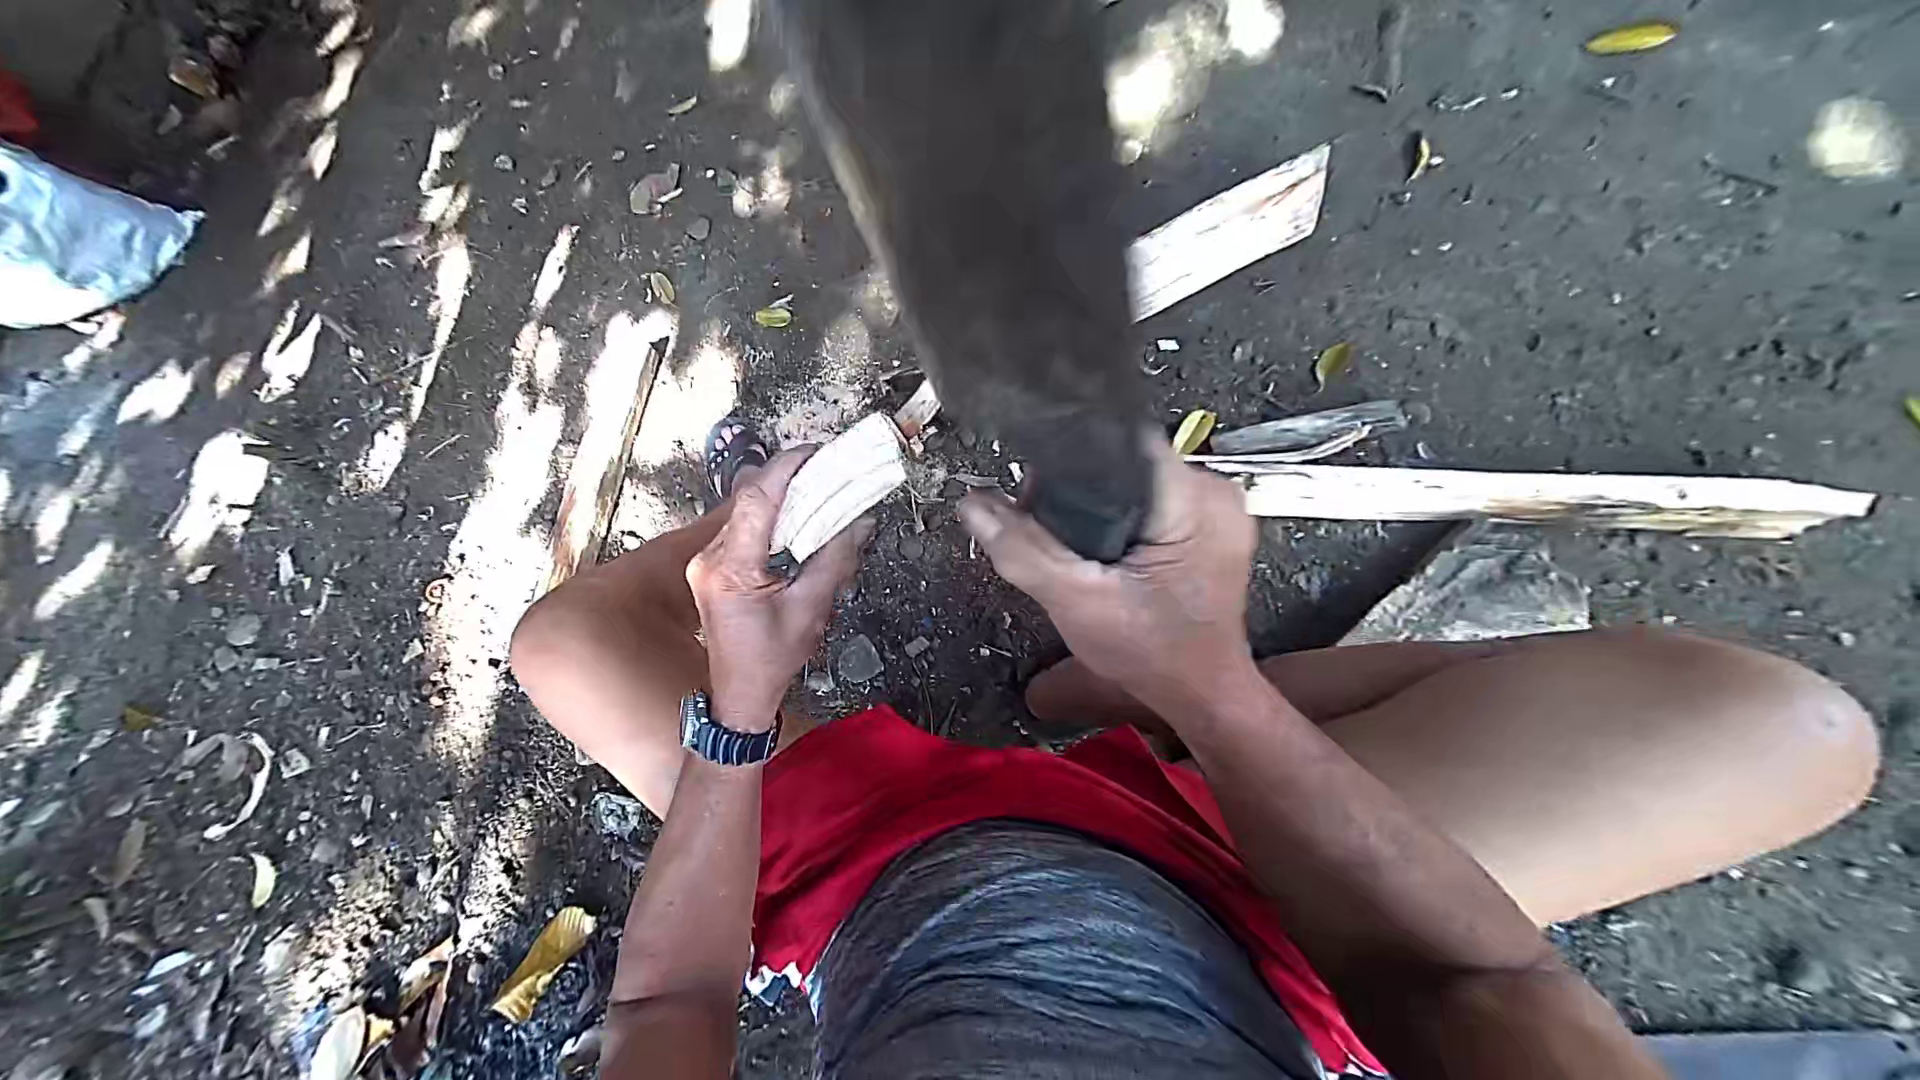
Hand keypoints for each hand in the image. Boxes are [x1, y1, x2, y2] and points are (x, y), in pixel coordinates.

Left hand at [686, 448, 870, 730]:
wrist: (738, 692)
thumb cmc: (772, 660)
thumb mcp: (812, 611)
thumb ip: (834, 560)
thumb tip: (859, 521)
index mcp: (731, 570)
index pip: (756, 500)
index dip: (787, 469)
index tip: (818, 454)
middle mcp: (710, 559)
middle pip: (751, 500)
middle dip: (792, 479)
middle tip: (829, 469)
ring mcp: (707, 561)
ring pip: (747, 510)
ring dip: (784, 497)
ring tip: (821, 490)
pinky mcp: (714, 565)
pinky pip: (746, 527)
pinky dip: (776, 516)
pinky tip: (801, 518)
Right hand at [958, 439, 1258, 712]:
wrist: (1198, 692)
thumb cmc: (1152, 656)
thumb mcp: (1075, 603)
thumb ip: (1022, 551)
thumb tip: (975, 505)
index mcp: (1194, 503)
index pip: (1119, 444)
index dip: (1068, 460)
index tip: (1035, 492)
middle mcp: (1215, 495)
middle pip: (1125, 459)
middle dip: (1078, 488)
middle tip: (1051, 529)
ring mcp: (1217, 509)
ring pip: (1134, 478)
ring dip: (1097, 502)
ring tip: (1077, 544)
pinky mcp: (1209, 524)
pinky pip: (1150, 498)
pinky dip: (1118, 516)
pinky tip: (1102, 547)